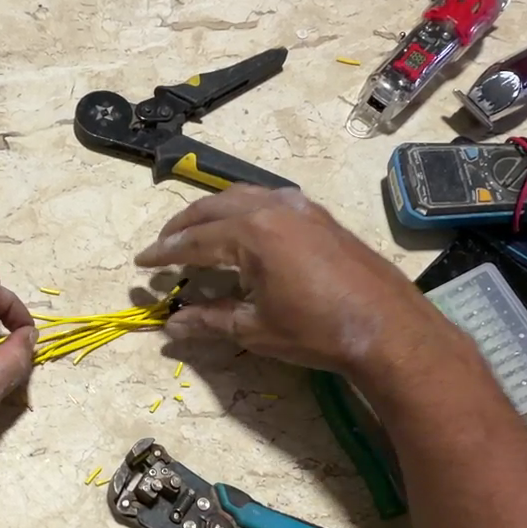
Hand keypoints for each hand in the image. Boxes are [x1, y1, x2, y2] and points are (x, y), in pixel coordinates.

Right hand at [133, 185, 458, 374]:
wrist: (385, 326)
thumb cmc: (315, 330)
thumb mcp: (254, 328)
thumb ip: (208, 320)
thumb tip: (171, 325)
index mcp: (251, 233)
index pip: (194, 241)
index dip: (164, 254)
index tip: (141, 264)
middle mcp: (272, 208)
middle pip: (213, 208)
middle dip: (183, 226)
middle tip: (163, 247)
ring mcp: (299, 207)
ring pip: (242, 196)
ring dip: (212, 212)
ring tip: (196, 234)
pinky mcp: (318, 215)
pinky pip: (268, 200)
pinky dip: (242, 210)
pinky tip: (241, 230)